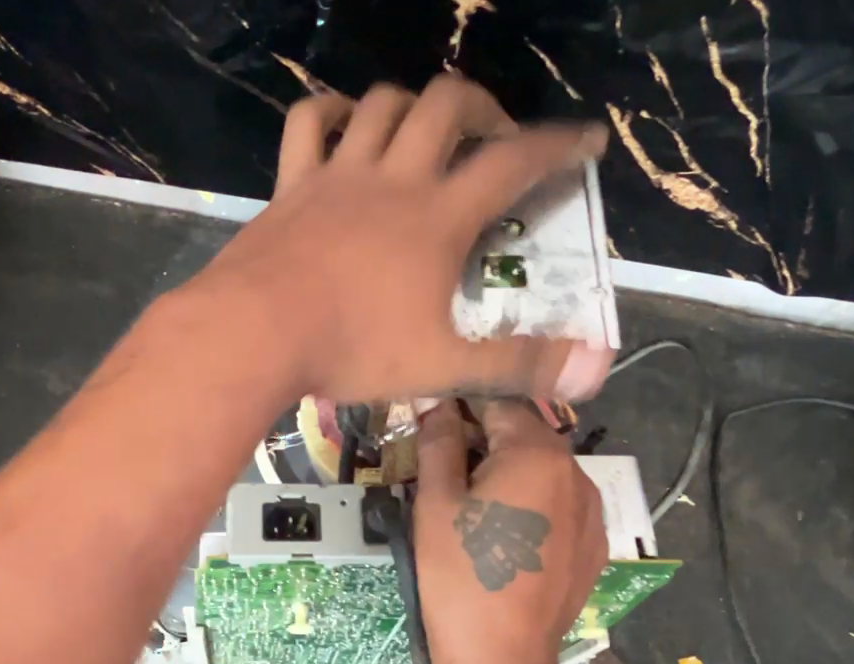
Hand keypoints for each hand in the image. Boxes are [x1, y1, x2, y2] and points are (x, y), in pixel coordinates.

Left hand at [173, 76, 613, 402]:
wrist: (254, 334)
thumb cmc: (350, 350)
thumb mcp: (442, 367)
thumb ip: (518, 365)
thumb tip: (599, 370)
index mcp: (438, 218)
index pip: (514, 162)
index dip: (558, 146)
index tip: (587, 140)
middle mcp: (393, 180)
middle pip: (448, 106)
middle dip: (481, 109)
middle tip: (493, 139)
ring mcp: (337, 176)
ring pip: (382, 104)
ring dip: (411, 105)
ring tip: (424, 132)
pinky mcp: (290, 185)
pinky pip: (307, 123)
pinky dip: (327, 112)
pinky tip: (340, 126)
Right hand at [413, 399, 607, 663]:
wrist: (502, 660)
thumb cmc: (459, 577)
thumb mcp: (436, 505)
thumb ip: (438, 442)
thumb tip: (434, 399)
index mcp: (537, 454)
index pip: (498, 402)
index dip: (461, 404)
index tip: (432, 419)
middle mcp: (577, 473)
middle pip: (526, 436)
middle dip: (486, 440)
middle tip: (444, 467)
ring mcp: (592, 512)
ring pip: (544, 471)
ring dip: (510, 473)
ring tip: (473, 505)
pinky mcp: (594, 545)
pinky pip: (559, 506)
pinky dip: (531, 505)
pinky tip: (503, 535)